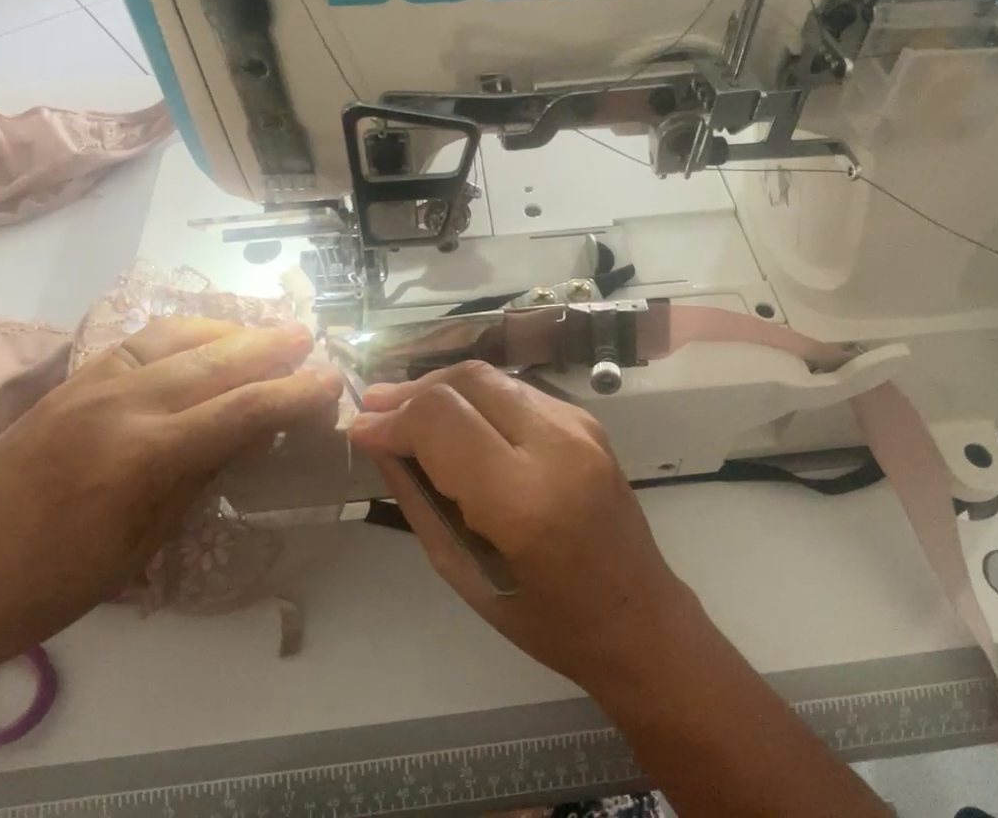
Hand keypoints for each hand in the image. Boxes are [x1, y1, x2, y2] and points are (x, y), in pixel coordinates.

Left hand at [0, 317, 342, 679]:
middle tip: (309, 338)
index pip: (242, 410)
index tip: (331, 381)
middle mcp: (122, 404)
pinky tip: (196, 341)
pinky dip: (179, 335)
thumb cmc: (46, 587)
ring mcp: (88, 386)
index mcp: (145, 455)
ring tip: (261, 331)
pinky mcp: (65, 385)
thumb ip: (195, 477)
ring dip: (225, 331)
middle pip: (215, 362)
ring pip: (173, 338)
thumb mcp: (140, 544)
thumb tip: (245, 437)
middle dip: (269, 348)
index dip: (293, 394)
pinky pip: (136, 344)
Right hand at [347, 362, 700, 689]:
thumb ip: (418, 499)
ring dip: (442, 388)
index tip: (359, 431)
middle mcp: (556, 446)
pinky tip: (454, 422)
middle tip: (374, 412)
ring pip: (492, 376)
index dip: (390, 419)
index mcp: (523, 497)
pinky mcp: (588, 423)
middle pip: (466, 380)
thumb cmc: (545, 619)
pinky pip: (517, 392)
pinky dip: (475, 398)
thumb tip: (380, 443)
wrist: (638, 618)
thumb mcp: (462, 572)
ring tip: (404, 411)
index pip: (440, 419)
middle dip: (412, 391)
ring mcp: (579, 428)